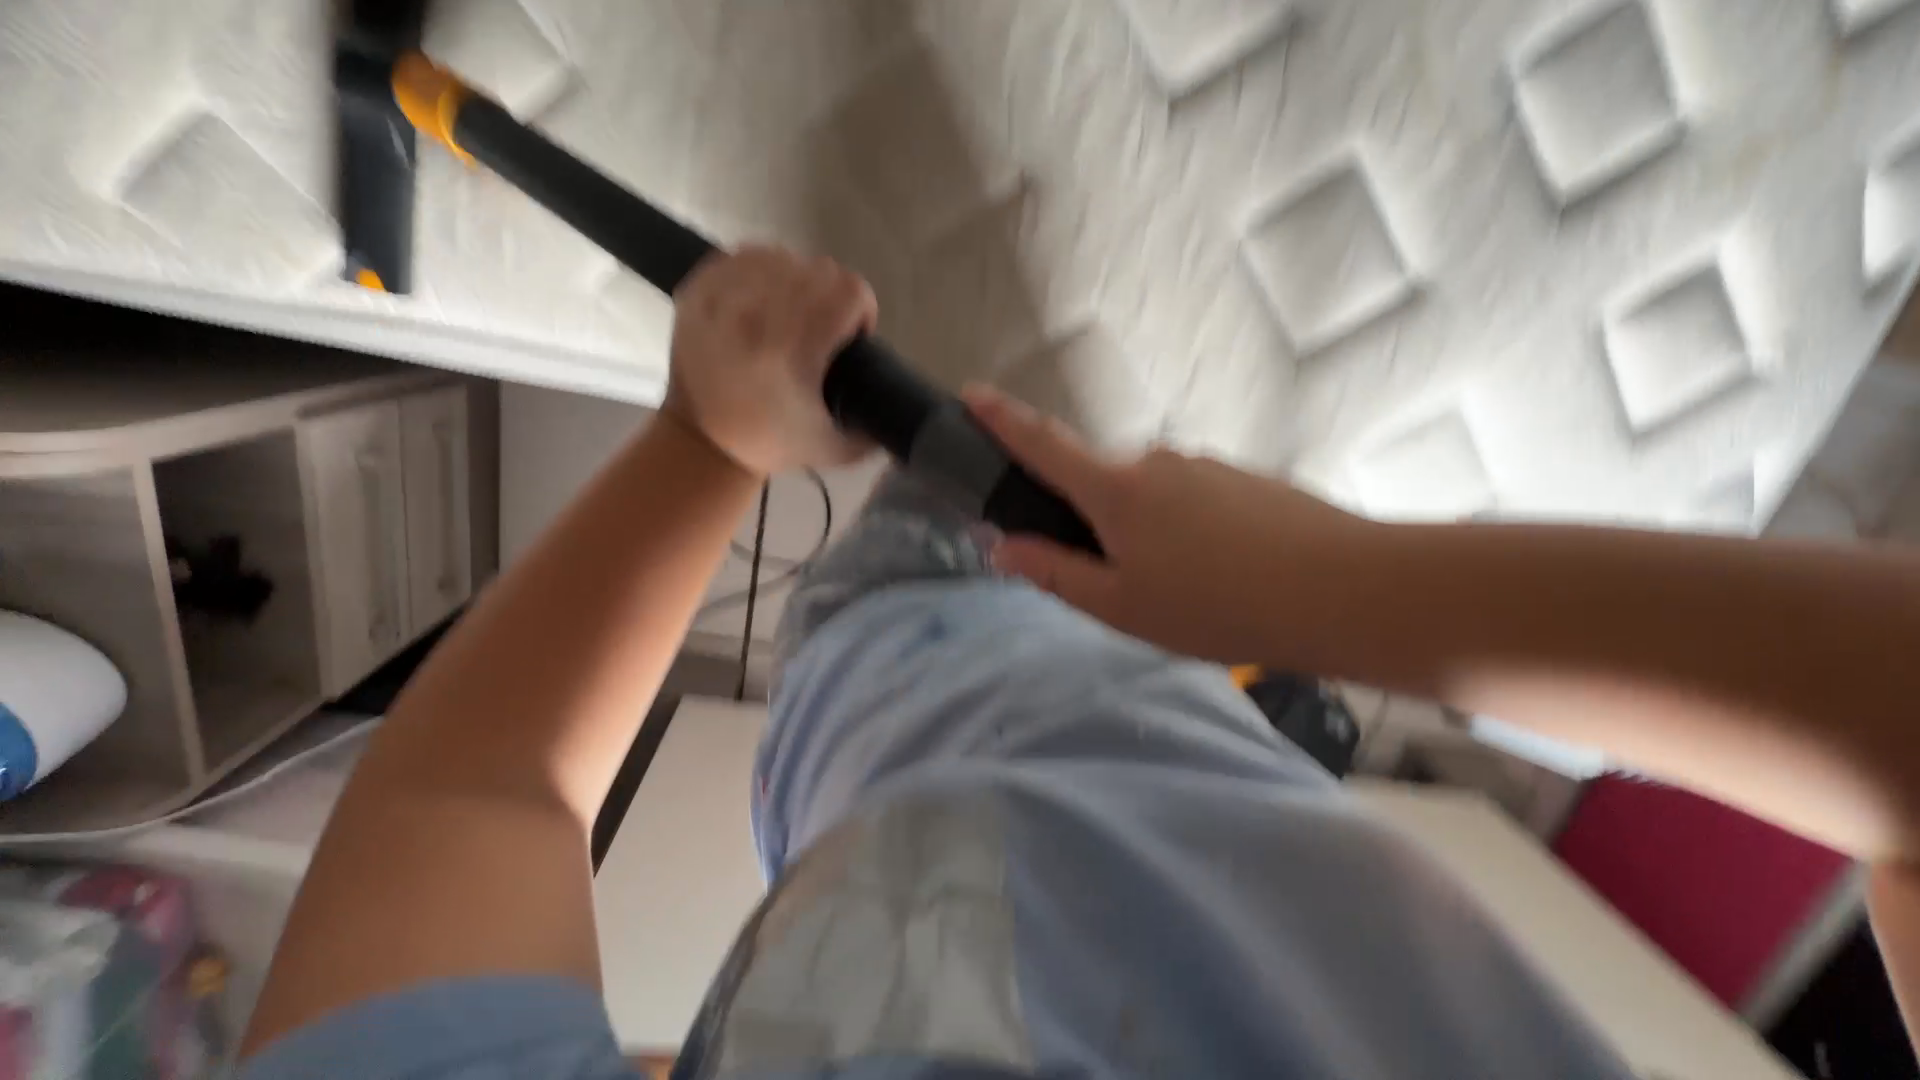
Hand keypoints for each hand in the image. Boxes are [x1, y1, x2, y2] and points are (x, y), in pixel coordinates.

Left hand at [663, 246, 878, 475]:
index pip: (849, 290)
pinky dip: (763, 272)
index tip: (849, 339)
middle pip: (821, 270)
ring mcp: (724, 296)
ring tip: (789, 316)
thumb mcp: (833, 448)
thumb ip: (874, 428)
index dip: (860, 312)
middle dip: (830, 299)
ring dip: (797, 283)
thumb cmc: (769, 442)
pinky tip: (762, 301)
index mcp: (793, 349)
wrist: (699, 441)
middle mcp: (757, 314)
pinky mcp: (700, 287)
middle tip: (820, 331)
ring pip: (786, 257)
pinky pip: (748, 254)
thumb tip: (903, 408)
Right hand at [966, 386, 1381, 664]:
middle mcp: (1157, 460)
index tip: (970, 394)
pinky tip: (1225, 578)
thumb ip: (1055, 573)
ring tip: (1190, 594)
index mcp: (1116, 490)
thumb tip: (1001, 547)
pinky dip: (1193, 534)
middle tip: (1124, 586)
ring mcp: (1207, 464)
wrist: (1345, 590)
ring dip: (1151, 535)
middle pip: (1102, 484)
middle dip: (1096, 523)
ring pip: (1153, 499)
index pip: (1043, 445)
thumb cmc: (1215, 605)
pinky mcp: (1247, 478)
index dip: (1001, 420)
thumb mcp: (1120, 606)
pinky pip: (1196, 502)